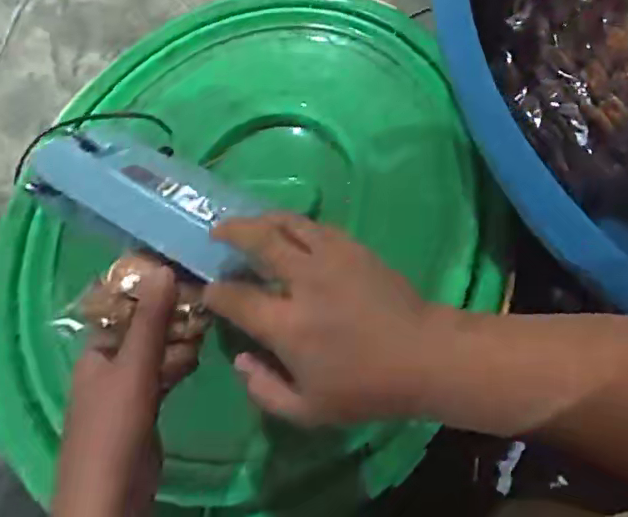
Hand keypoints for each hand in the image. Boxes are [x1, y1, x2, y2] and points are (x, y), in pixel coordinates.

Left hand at [54, 263, 194, 516]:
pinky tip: (198, 358)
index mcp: (96, 352)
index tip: (185, 272)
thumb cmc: (115, 426)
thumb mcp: (135, 367)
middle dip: (173, 314)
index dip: (152, 288)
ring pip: (159, 347)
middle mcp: (110, 364)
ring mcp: (128, 386)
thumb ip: (150, 319)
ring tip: (206, 330)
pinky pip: (166, 369)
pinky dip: (181, 361)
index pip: (123, 307)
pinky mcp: (147, 404)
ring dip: (180, 338)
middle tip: (204, 303)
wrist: (111, 497)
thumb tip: (163, 267)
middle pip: (145, 326)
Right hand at [203, 213, 450, 426]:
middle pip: (263, 242)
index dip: (216, 292)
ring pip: (293, 223)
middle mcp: (306, 282)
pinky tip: (292, 229)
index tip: (208, 289)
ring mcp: (334, 257)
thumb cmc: (362, 387)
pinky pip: (320, 226)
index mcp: (288, 325)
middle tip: (218, 230)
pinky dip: (298, 223)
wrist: (419, 352)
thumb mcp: (306, 410)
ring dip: (266, 218)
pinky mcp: (356, 247)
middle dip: (235, 232)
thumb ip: (263, 389)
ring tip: (251, 221)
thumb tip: (240, 358)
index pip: (238, 298)